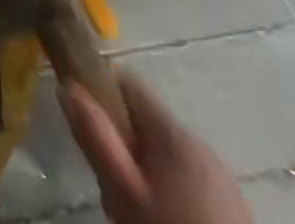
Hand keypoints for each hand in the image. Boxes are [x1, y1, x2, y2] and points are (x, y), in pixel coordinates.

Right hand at [61, 73, 252, 223]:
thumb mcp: (122, 190)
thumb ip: (94, 137)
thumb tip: (67, 86)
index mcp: (173, 131)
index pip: (127, 83)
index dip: (100, 94)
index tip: (87, 125)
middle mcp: (197, 141)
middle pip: (141, 122)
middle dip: (119, 145)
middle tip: (108, 183)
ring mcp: (217, 172)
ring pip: (160, 152)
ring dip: (139, 170)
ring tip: (132, 206)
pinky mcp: (227, 200)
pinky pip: (182, 176)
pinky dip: (164, 189)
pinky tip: (159, 218)